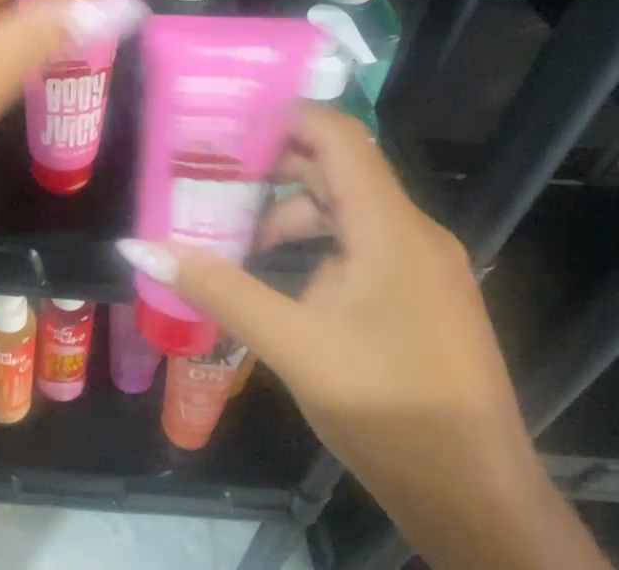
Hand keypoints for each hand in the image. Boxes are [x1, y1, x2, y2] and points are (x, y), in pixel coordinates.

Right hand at [118, 106, 605, 568]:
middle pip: (337, 171)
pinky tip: (275, 282)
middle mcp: (412, 234)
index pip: (339, 136)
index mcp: (391, 228)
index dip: (283, 117)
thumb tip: (139, 247)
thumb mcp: (292, 345)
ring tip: (228, 238)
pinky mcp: (420, 300)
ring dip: (289, 217)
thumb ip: (216, 289)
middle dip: (270, 169)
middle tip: (204, 176)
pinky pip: (361, 250)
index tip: (221, 122)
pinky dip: (314, 251)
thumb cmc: (389, 411)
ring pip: (347, 214)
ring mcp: (421, 269)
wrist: (479, 502)